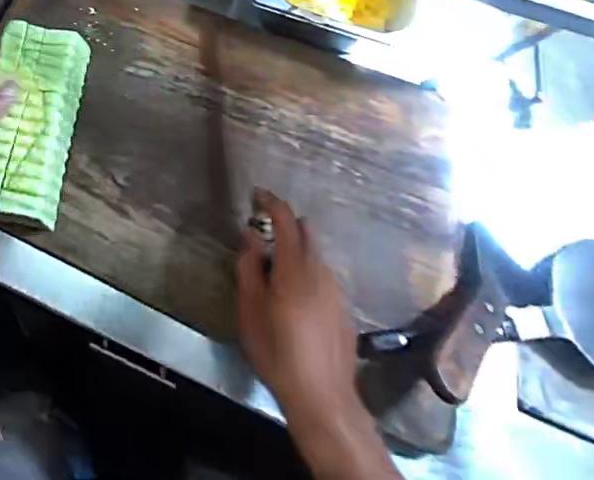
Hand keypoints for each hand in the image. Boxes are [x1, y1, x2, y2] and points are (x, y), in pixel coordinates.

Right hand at [237, 190, 397, 477]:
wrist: (323, 398)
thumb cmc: (277, 351)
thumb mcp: (249, 308)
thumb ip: (248, 265)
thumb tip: (249, 234)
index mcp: (295, 266)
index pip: (286, 219)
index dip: (271, 202)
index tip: (256, 195)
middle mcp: (321, 270)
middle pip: (305, 232)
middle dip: (285, 225)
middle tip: (261, 236)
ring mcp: (337, 290)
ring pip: (315, 255)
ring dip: (296, 252)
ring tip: (276, 274)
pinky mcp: (345, 309)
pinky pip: (324, 278)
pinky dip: (308, 274)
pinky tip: (296, 300)